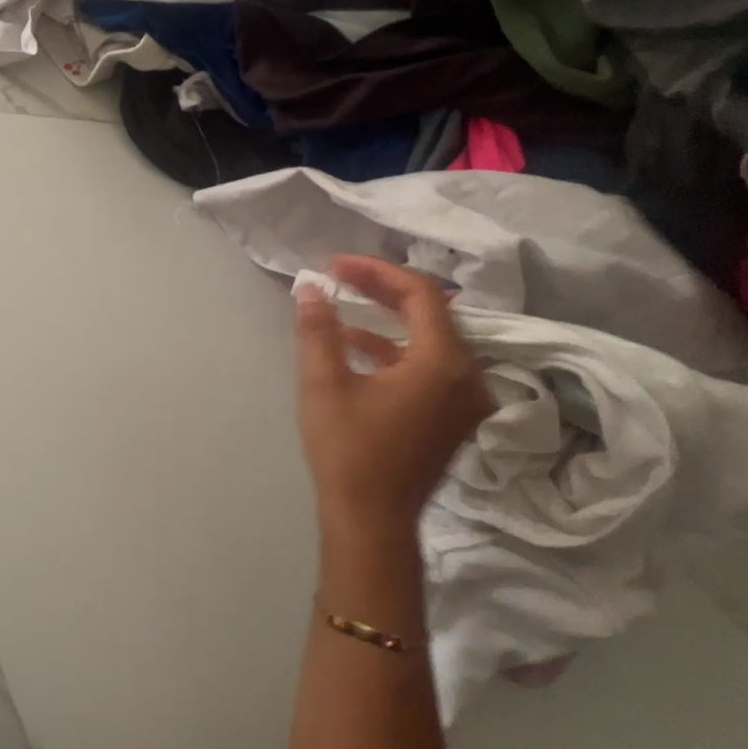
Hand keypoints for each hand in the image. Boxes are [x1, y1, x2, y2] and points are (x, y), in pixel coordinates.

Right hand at [295, 255, 492, 536]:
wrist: (372, 515)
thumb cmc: (348, 447)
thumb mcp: (323, 383)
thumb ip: (319, 329)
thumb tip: (312, 287)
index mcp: (443, 364)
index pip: (422, 295)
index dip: (378, 271)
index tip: (335, 264)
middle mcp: (468, 376)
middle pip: (433, 314)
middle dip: (384, 289)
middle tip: (338, 276)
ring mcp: (466, 399)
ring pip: (432, 339)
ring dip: (389, 317)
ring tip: (343, 305)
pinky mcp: (453, 416)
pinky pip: (431, 364)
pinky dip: (396, 346)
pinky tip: (356, 345)